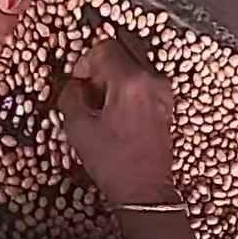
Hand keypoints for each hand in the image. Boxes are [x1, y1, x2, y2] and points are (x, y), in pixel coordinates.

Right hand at [59, 40, 177, 206]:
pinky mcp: (166, 105)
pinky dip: (128, 89)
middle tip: (88, 92)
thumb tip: (74, 85)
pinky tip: (116, 113)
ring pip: (133, 66)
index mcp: (131, 81)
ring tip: (102, 106)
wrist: (144, 190)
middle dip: (100, 67)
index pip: (104, 48)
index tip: (77, 83)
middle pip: (122, 52)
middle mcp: (152, 80)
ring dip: (114, 77)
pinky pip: (143, 83)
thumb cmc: (113, 163)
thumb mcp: (78, 128)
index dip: (84, 62)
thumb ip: (71, 96)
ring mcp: (163, 92)